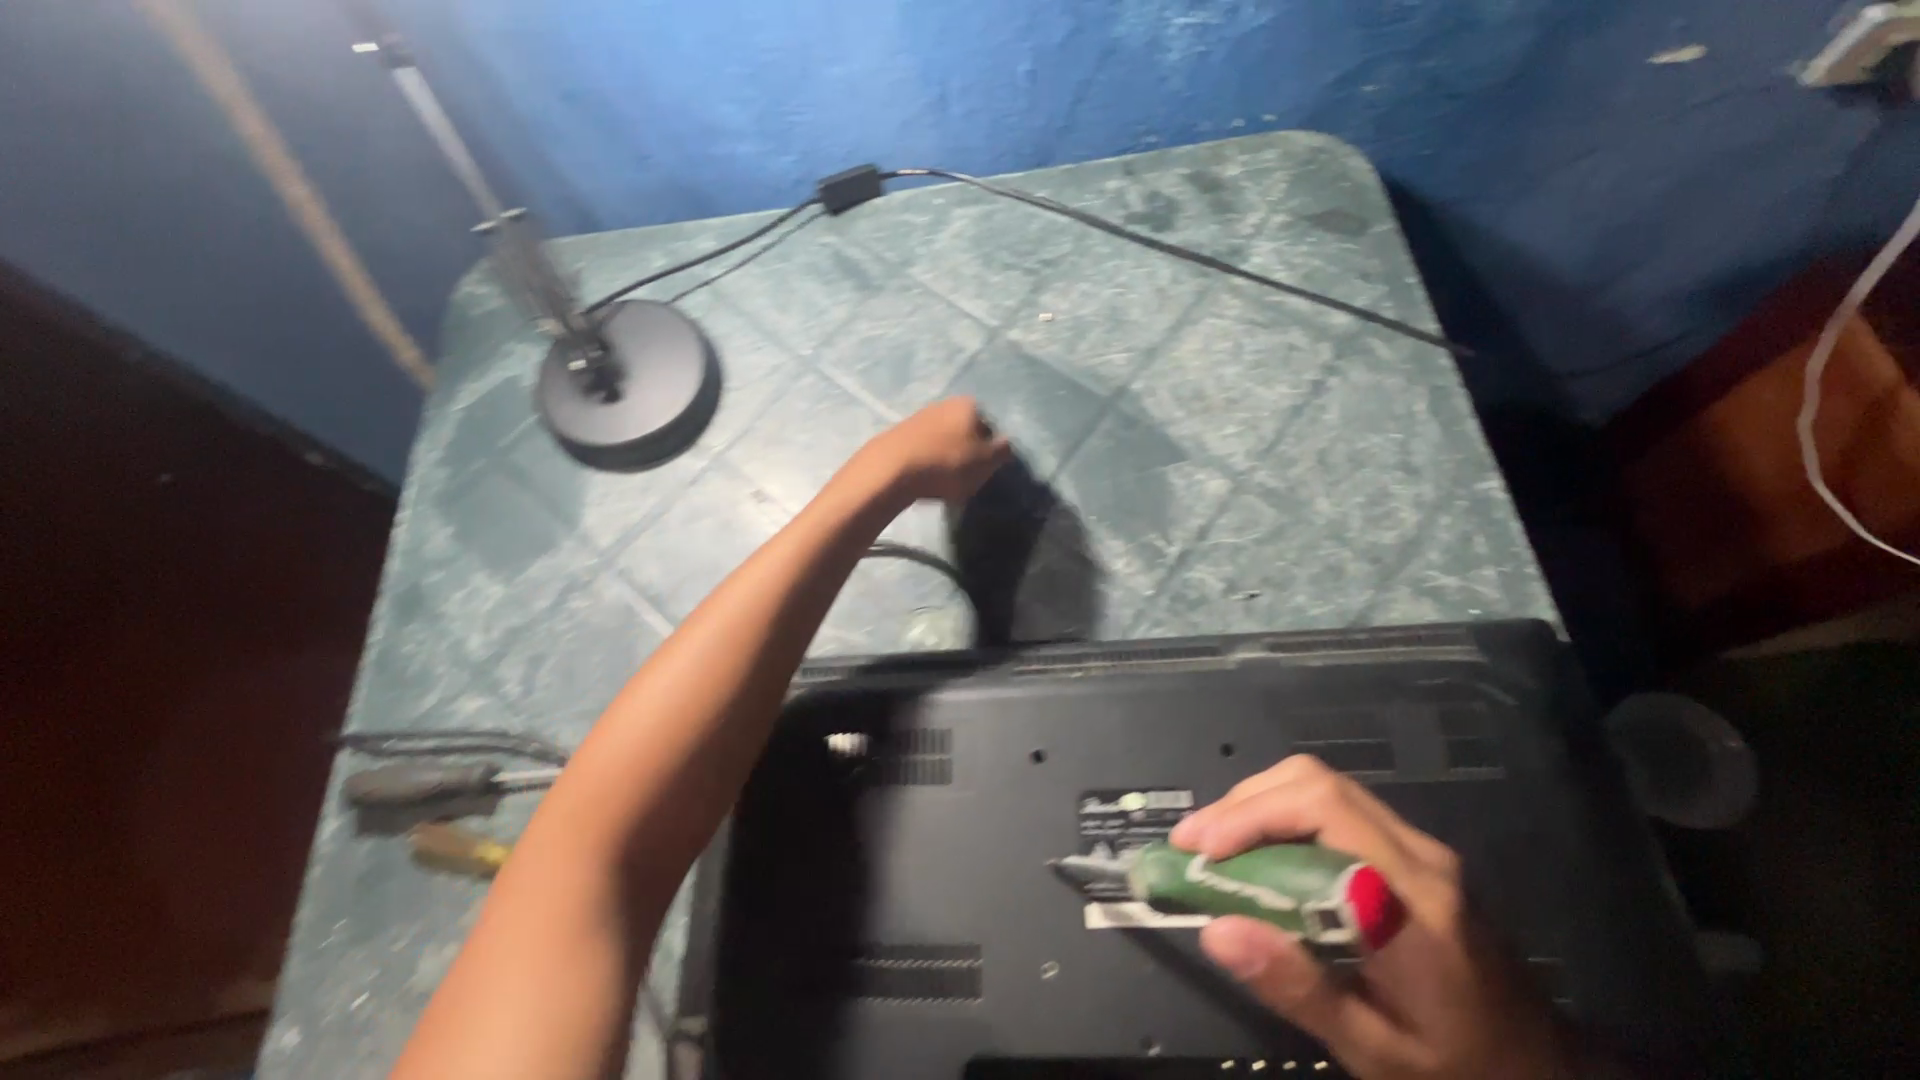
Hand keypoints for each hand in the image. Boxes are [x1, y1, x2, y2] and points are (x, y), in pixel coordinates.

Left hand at [845, 397, 1011, 506]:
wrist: (892, 469)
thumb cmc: (947, 464)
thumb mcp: (987, 461)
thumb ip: (1003, 450)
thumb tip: (1005, 444)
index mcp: (969, 405)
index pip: (990, 427)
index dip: (990, 451)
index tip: (984, 471)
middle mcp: (944, 403)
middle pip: (965, 433)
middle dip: (967, 453)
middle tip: (964, 479)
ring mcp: (918, 416)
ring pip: (943, 441)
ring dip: (946, 459)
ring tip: (942, 483)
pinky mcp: (898, 433)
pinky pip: (923, 450)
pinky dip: (927, 463)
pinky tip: (923, 480)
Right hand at [1169, 756, 1569, 1079]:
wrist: (1550, 1071)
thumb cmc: (1463, 1068)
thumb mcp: (1377, 1051)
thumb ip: (1299, 989)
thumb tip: (1215, 930)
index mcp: (1411, 901)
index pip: (1325, 810)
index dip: (1253, 814)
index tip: (1200, 850)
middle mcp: (1419, 857)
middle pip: (1317, 783)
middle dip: (1243, 803)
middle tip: (1192, 846)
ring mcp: (1421, 852)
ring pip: (1324, 789)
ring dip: (1259, 807)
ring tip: (1213, 849)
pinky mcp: (1415, 859)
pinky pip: (1337, 814)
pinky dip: (1283, 821)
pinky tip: (1258, 858)